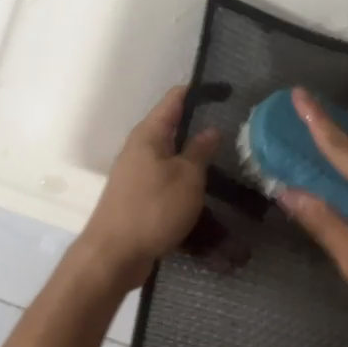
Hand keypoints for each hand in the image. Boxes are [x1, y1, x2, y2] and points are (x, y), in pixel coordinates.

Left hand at [78, 86, 219, 287]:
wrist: (114, 254)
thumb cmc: (153, 208)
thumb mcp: (187, 177)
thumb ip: (200, 150)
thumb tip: (211, 129)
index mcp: (148, 134)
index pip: (174, 99)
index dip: (198, 92)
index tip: (225, 93)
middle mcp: (139, 148)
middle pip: (172, 128)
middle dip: (199, 129)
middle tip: (233, 133)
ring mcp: (136, 173)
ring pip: (171, 158)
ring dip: (194, 160)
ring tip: (225, 164)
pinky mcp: (137, 197)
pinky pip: (166, 181)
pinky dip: (185, 184)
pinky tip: (204, 195)